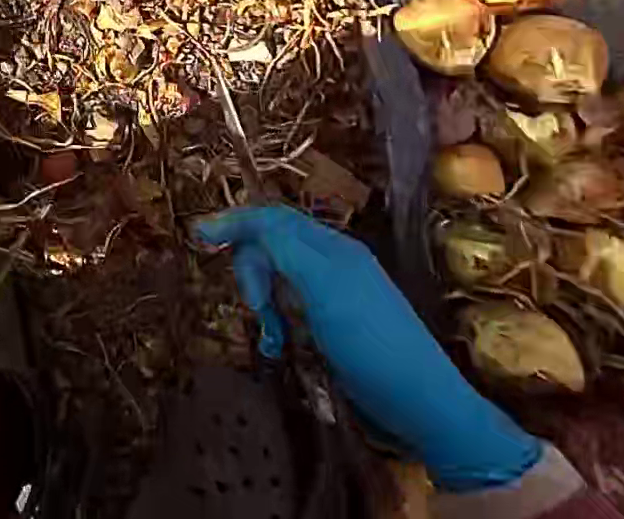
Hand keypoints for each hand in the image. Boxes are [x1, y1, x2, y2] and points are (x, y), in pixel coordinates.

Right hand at [195, 205, 541, 491]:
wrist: (423, 407)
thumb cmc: (371, 340)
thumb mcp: (324, 286)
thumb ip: (284, 245)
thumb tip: (247, 217)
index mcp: (329, 246)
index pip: (272, 217)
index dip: (236, 222)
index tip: (200, 235)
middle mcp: (328, 263)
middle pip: (269, 248)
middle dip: (253, 274)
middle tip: (257, 308)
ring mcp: (329, 295)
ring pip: (275, 282)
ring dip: (265, 305)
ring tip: (274, 336)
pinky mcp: (329, 325)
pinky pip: (288, 311)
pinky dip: (278, 325)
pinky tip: (280, 346)